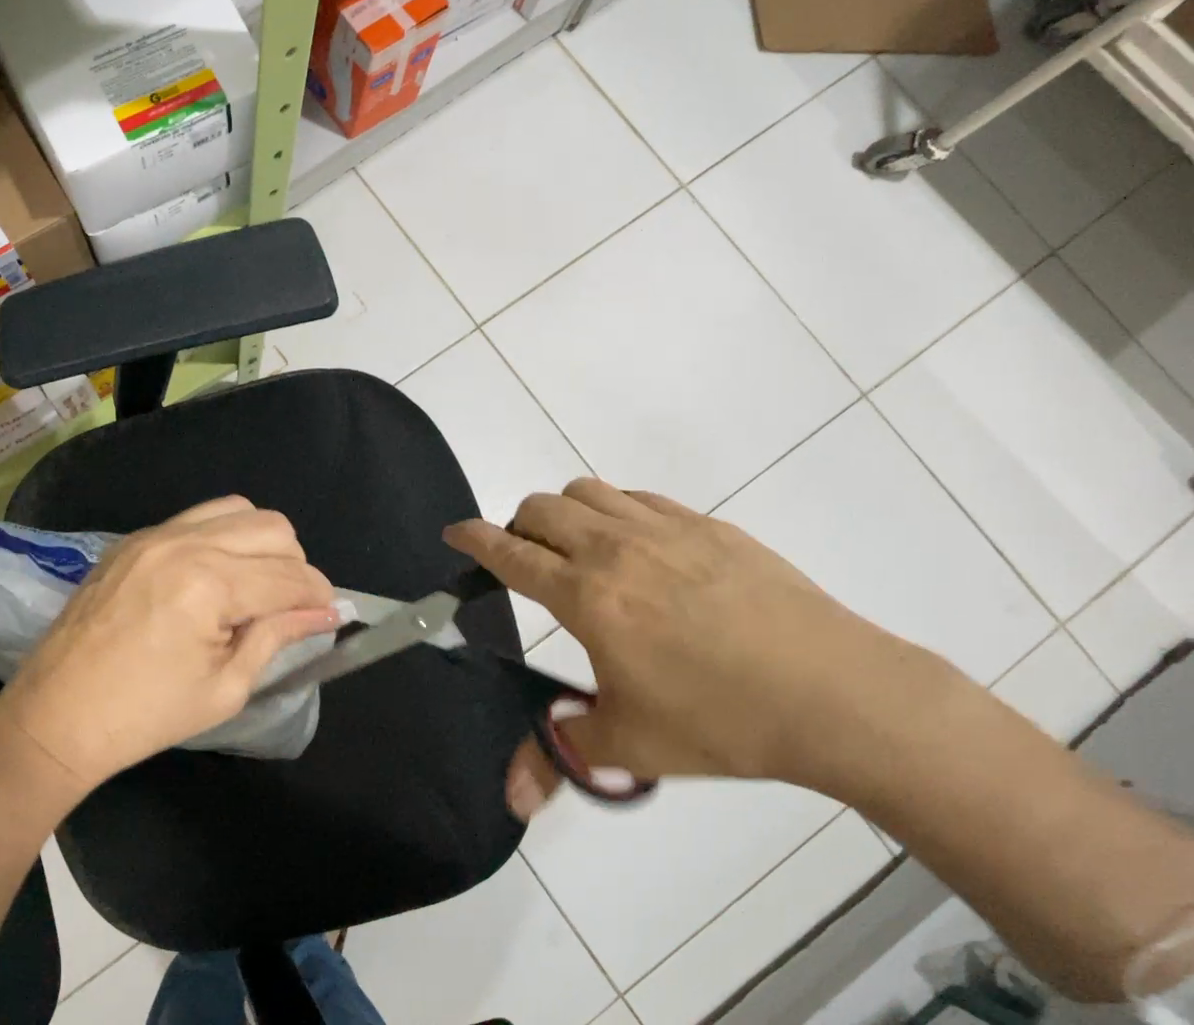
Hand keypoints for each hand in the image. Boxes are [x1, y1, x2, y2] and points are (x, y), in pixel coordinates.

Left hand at [0, 497, 338, 787]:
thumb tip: (325, 613)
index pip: (290, 576)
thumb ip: (277, 638)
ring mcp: (154, 534)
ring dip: (259, 544)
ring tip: (251, 589)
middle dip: (294, 566)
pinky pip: (196, 518)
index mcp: (209, 584)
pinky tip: (211, 581)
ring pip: (236, 510)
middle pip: (272, 528)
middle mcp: (184, 543)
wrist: (57, 714)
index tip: (329, 616)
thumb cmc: (145, 716)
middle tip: (287, 609)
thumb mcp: (225, 687)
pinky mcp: (133, 539)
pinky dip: (220, 539)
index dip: (319, 597)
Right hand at [457, 479, 962, 810]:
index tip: (454, 532)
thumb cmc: (720, 721)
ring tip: (580, 551)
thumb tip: (513, 800)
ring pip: (589, 491)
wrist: (837, 696)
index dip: (472, 537)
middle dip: (518, 525)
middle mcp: (616, 550)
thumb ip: (560, 754)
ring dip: (566, 512)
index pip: (509, 552)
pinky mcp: (712, 528)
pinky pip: (641, 498)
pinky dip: (618, 511)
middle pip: (542, 507)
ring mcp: (667, 531)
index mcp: (587, 597)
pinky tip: (639, 550)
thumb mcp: (630, 745)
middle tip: (526, 561)